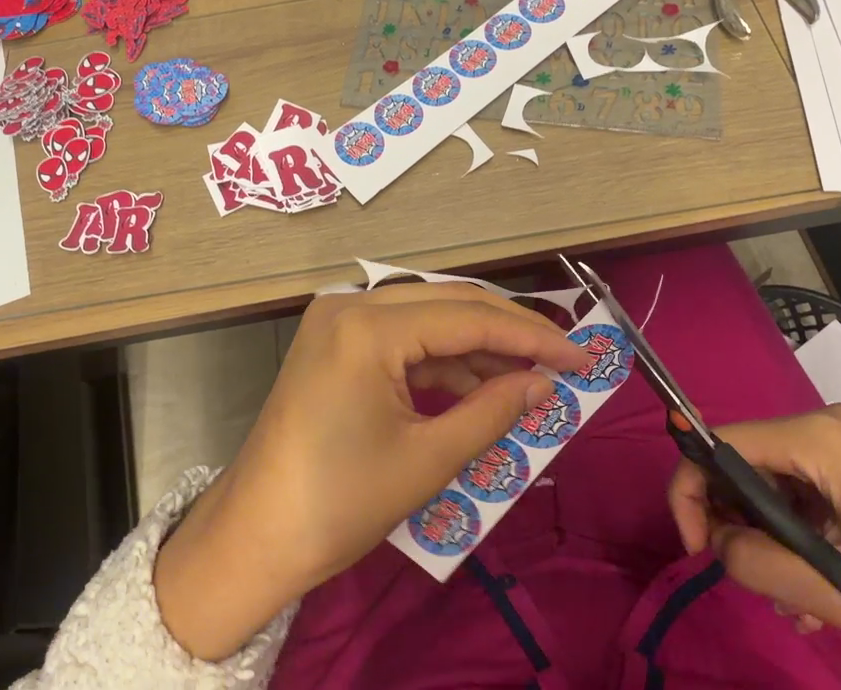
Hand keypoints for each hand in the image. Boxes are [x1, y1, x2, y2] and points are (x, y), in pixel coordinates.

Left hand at [155, 283, 587, 659]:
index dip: (531, 336)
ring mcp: (337, 323)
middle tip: (562, 358)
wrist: (256, 536)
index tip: (583, 356)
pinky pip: (400, 340)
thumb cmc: (340, 502)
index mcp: (369, 328)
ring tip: (529, 380)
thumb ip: (492, 412)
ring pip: (425, 319)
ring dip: (476, 349)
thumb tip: (545, 384)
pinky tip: (478, 387)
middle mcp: (350, 306)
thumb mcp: (428, 460)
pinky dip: (441, 362)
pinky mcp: (333, 345)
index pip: (469, 318)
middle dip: (507, 333)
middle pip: (448, 305)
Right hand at [668, 405, 840, 682]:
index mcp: (817, 438)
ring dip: (770, 539)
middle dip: (735, 524)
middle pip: (746, 464)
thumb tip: (718, 546)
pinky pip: (809, 493)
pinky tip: (817, 589)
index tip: (700, 552)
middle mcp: (827, 427)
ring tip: (791, 600)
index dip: (692, 494)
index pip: (718, 446)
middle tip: (752, 583)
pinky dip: (800, 535)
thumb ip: (760, 565)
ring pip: (776, 484)